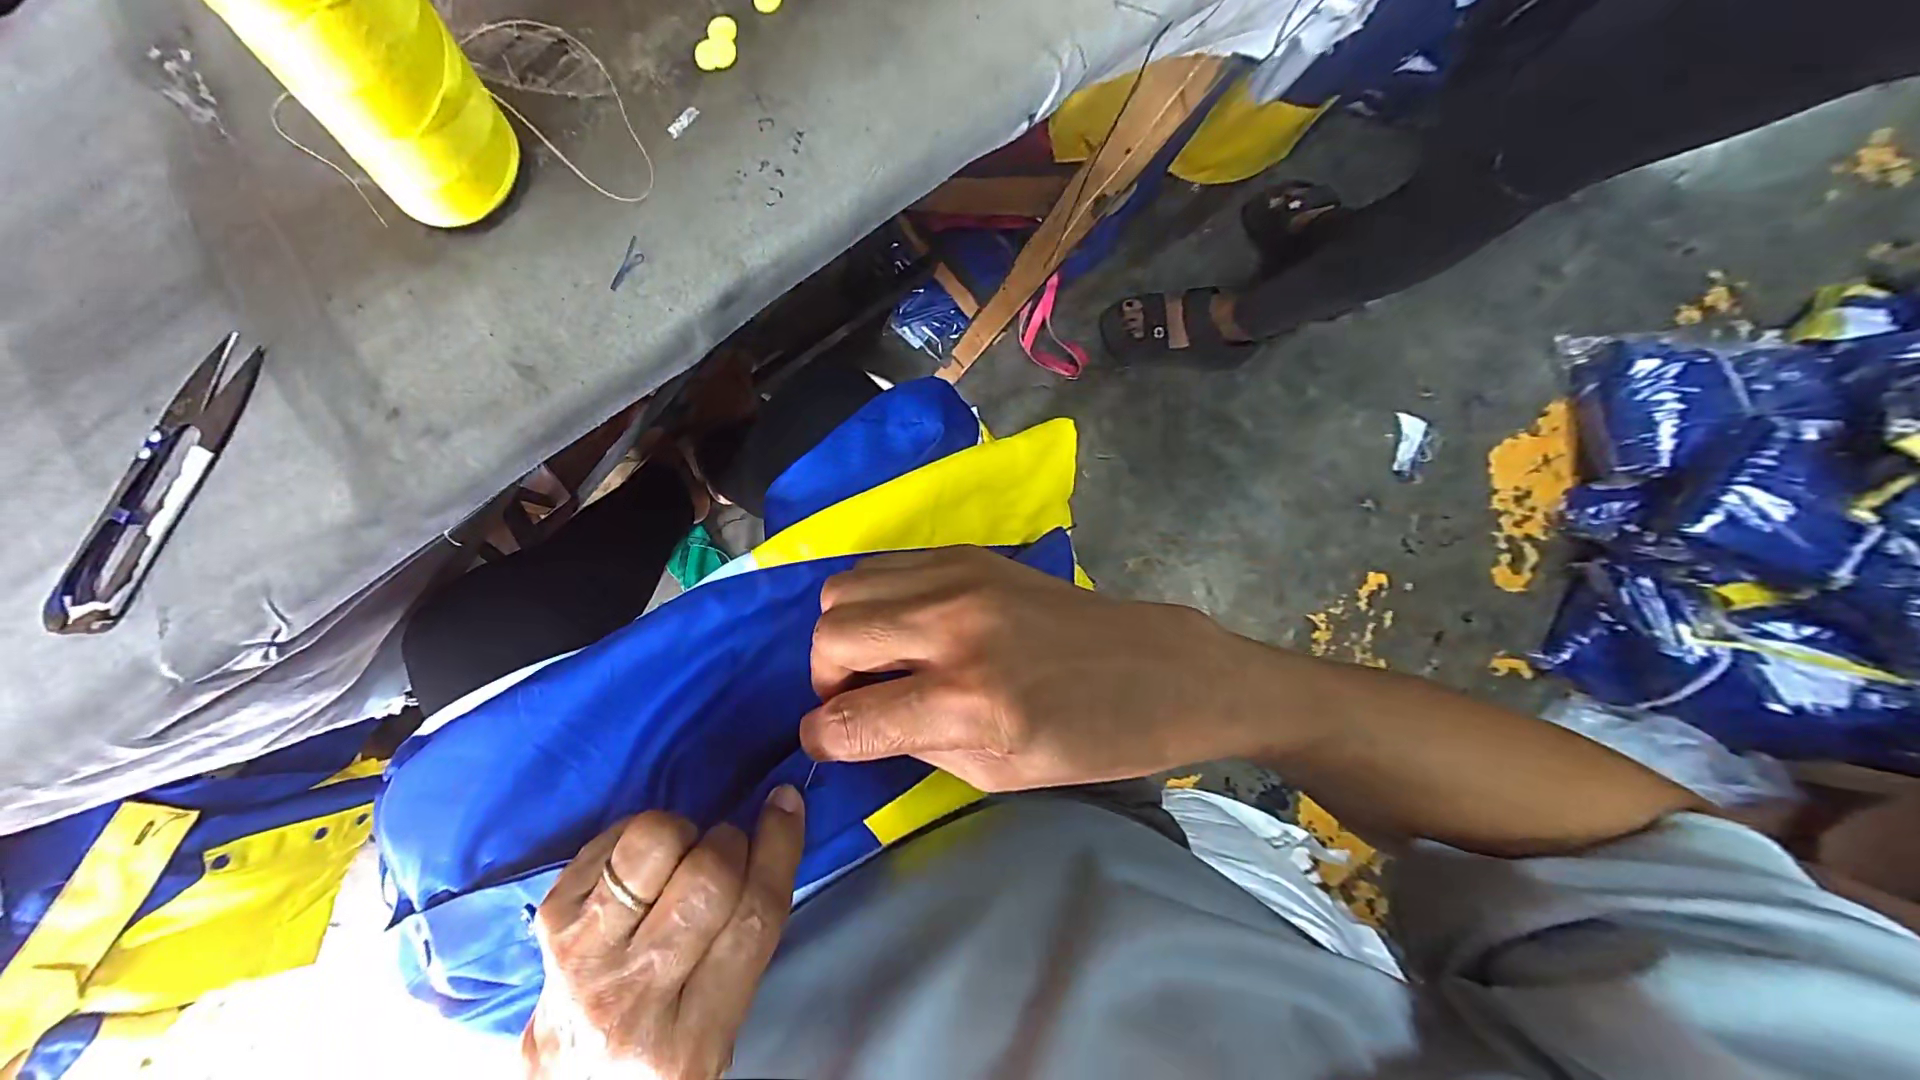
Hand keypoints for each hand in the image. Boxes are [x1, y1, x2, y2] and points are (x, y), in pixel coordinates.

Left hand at [522, 788, 804, 1079]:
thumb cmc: (663, 1041)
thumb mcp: (722, 1018)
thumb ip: (749, 934)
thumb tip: (780, 816)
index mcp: (694, 1038)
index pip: (754, 918)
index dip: (778, 847)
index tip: (786, 803)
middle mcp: (632, 1001)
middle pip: (708, 878)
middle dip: (729, 843)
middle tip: (725, 855)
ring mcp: (583, 959)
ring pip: (651, 846)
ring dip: (681, 833)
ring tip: (681, 857)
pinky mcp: (551, 921)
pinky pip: (612, 838)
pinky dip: (639, 832)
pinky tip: (644, 865)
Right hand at [800, 546, 1262, 790]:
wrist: (1161, 667)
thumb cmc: (1093, 738)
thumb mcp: (1001, 772)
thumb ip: (917, 746)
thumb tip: (856, 727)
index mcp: (968, 700)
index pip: (848, 718)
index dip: (823, 739)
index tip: (828, 742)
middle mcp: (953, 627)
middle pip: (831, 634)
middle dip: (825, 678)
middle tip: (857, 698)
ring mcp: (961, 578)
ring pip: (845, 589)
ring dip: (845, 632)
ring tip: (880, 659)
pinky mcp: (970, 555)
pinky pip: (885, 566)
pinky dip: (877, 599)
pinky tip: (908, 626)